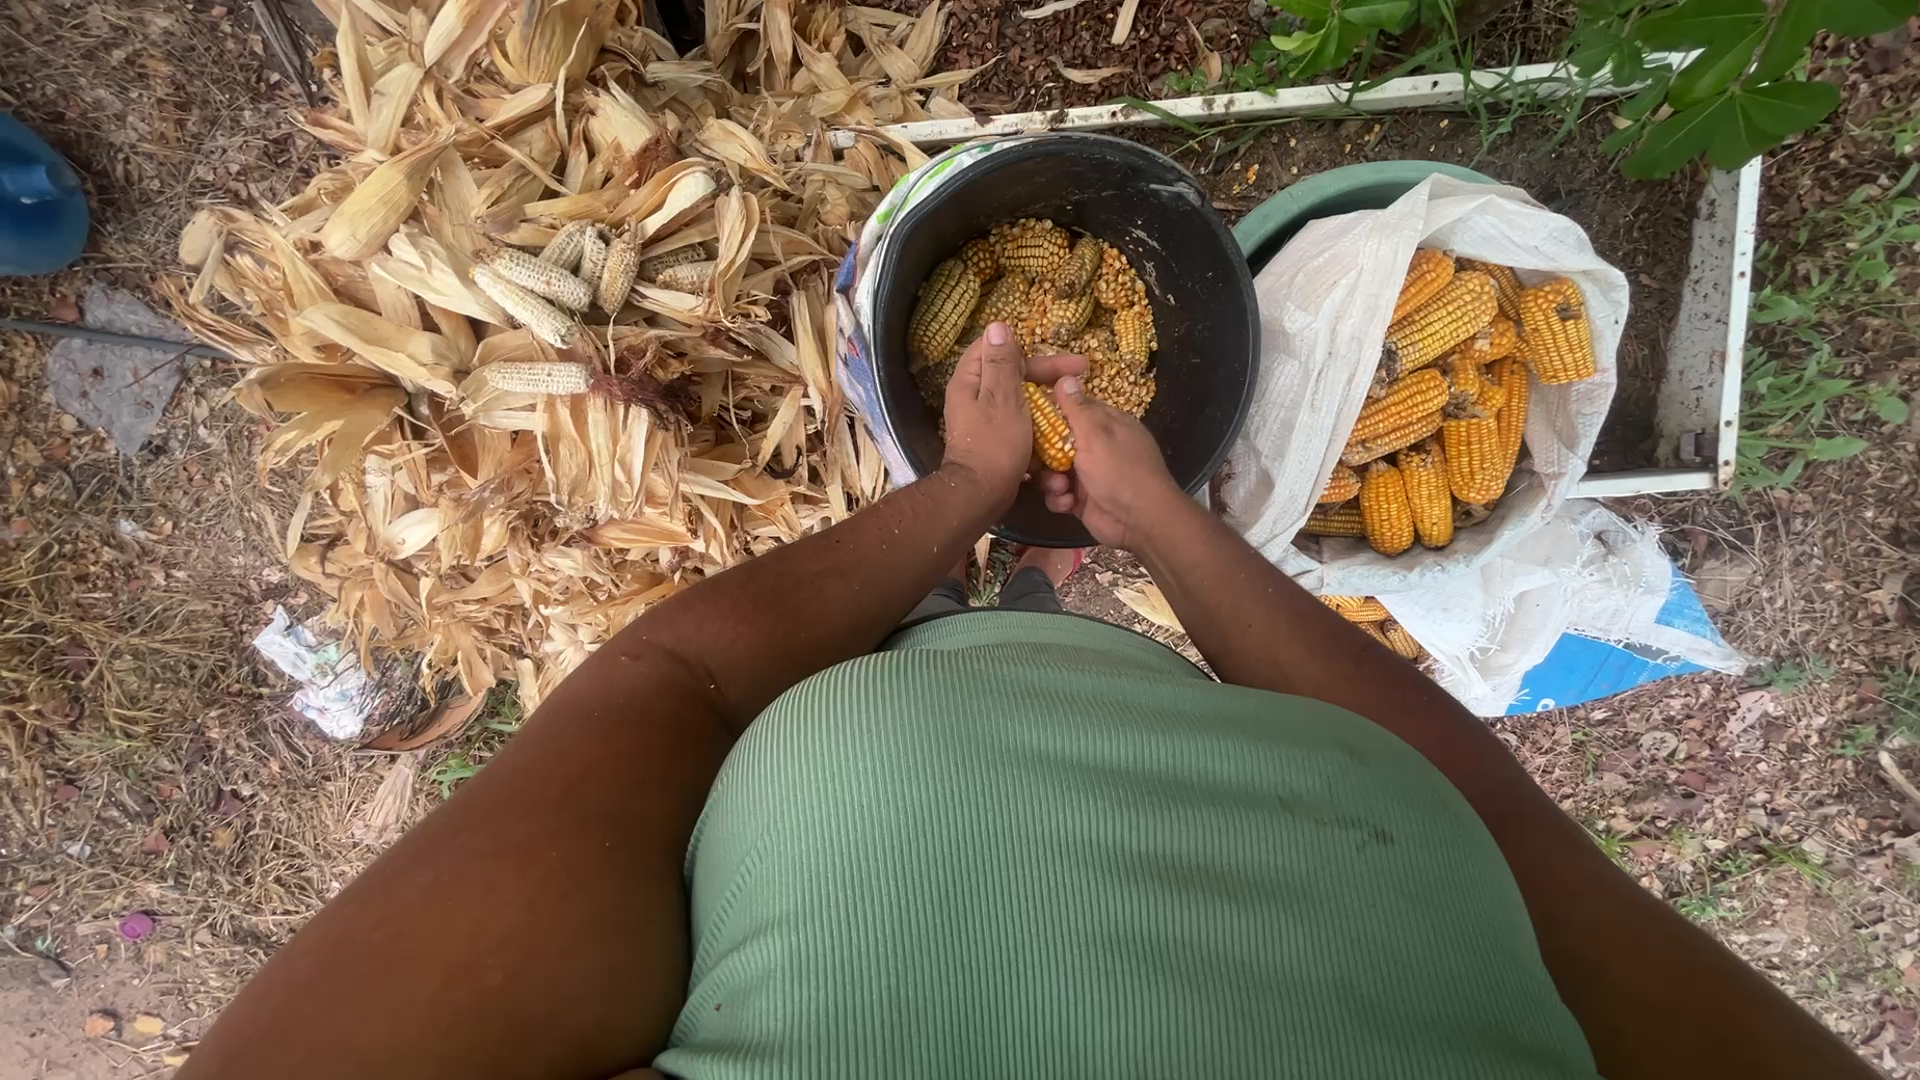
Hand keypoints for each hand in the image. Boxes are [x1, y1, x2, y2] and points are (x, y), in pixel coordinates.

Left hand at [940, 323, 1085, 504]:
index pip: (997, 348)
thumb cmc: (994, 443)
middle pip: (1013, 375)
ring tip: (1075, 404)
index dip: (1029, 348)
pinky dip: (1039, 427)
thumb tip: (997, 325)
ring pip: (1021, 402)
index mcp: (971, 380)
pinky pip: (1021, 426)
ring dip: (1047, 403)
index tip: (1056, 353)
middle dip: (1047, 375)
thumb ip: (1002, 363)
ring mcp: (985, 421)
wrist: (981, 494)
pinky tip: (1060, 432)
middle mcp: (974, 397)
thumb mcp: (1002, 397)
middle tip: (1082, 371)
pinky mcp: (996, 441)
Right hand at [1037, 374, 1184, 549]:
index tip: (1027, 419)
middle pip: (1057, 442)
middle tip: (1039, 462)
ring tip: (1061, 488)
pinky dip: (1060, 499)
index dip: (1048, 413)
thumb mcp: (1096, 435)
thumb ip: (1077, 408)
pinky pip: (1059, 494)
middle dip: (1045, 455)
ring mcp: (1089, 474)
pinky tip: (1067, 503)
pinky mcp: (1083, 499)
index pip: (1071, 409)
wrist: (1139, 521)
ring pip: (1054, 470)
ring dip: (1052, 481)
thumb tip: (1066, 376)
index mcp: (1105, 424)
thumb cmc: (1120, 471)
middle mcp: (1097, 446)